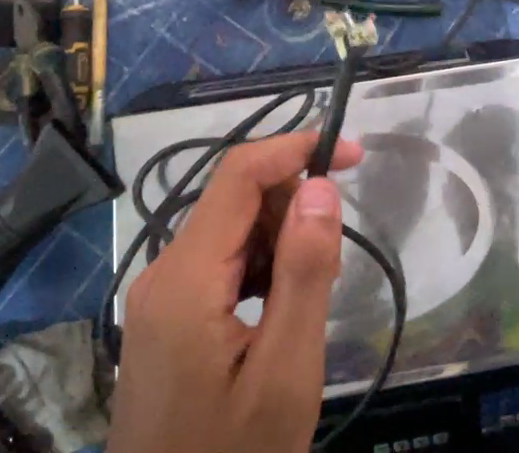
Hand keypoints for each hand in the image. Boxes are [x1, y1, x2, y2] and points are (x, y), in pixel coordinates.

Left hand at [108, 132, 362, 452]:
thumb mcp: (286, 370)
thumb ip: (304, 273)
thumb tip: (320, 184)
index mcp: (186, 279)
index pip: (239, 174)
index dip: (297, 149)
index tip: (356, 155)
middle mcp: (164, 273)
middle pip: (238, 200)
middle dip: (295, 210)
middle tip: (330, 272)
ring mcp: (161, 297)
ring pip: (234, 230)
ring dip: (282, 244)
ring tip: (305, 306)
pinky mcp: (168, 318)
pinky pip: (222, 264)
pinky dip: (262, 269)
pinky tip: (279, 315)